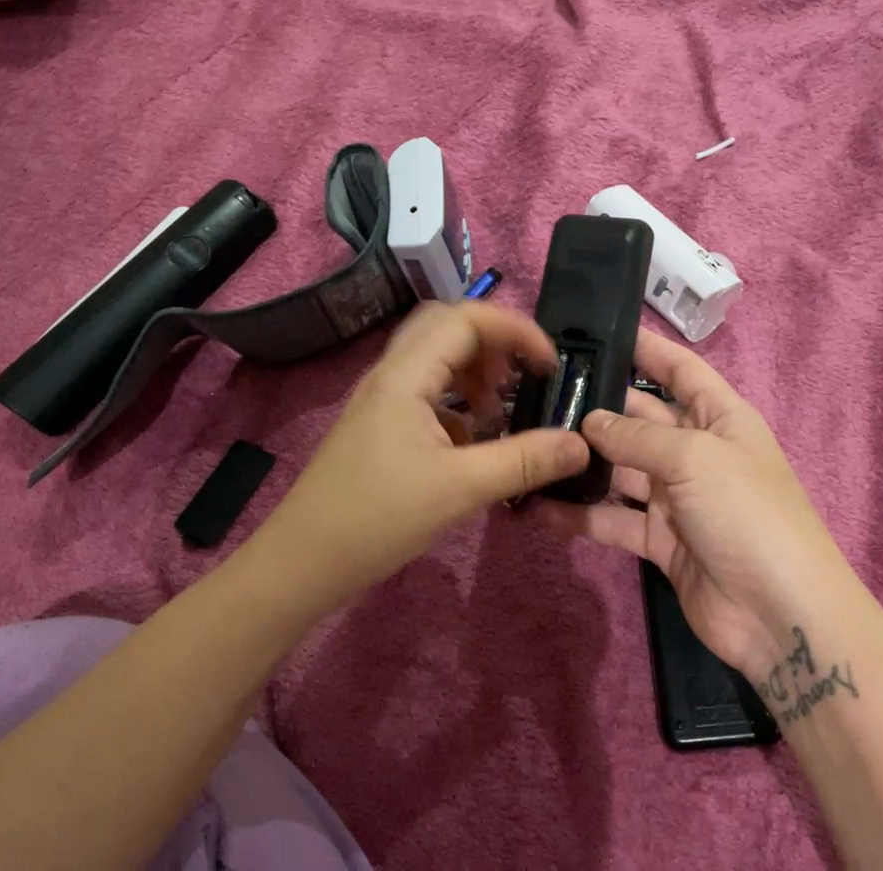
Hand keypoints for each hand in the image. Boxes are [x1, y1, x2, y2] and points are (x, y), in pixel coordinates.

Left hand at [255, 302, 589, 607]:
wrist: (302, 563)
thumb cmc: (377, 519)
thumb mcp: (460, 490)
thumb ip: (524, 462)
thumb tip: (580, 444)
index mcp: (405, 376)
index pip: (466, 319)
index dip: (516, 331)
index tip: (551, 366)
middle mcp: (390, 376)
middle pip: (448, 328)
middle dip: (495, 346)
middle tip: (524, 379)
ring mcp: (381, 401)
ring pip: (435, 360)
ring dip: (475, 374)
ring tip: (501, 412)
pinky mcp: (379, 427)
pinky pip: (425, 392)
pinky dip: (457, 402)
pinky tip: (473, 442)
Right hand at [537, 330, 855, 673]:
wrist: (779, 612)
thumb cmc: (746, 513)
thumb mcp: (694, 458)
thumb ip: (637, 436)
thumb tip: (590, 421)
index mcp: (720, 418)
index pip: (680, 370)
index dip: (647, 349)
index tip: (600, 331)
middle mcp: (697, 452)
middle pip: (641, 419)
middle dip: (598, 408)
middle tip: (539, 396)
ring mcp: (678, 499)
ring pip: (622, 471)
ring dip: (583, 463)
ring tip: (531, 448)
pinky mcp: (661, 542)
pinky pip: (615, 520)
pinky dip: (582, 516)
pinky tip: (541, 509)